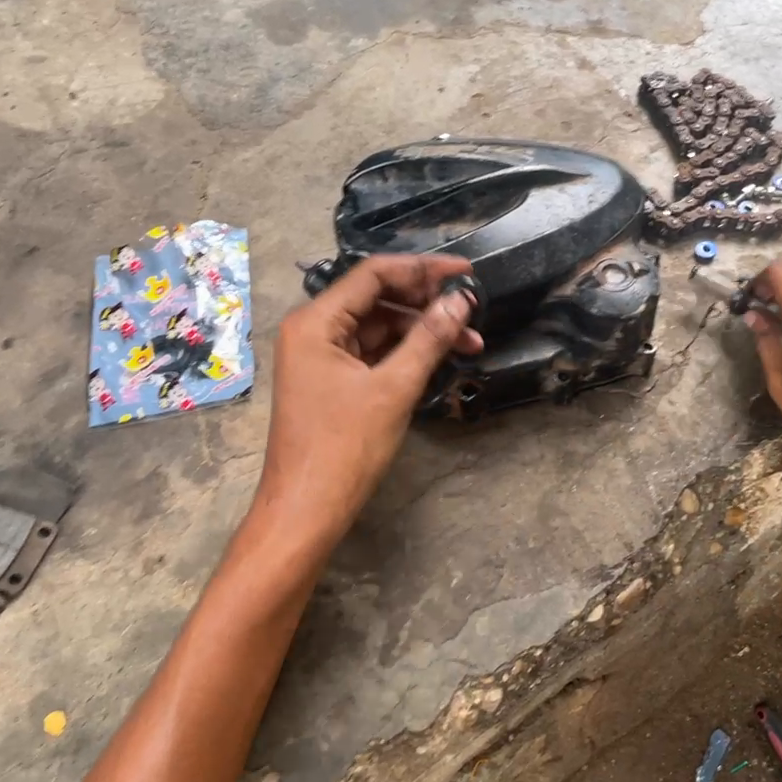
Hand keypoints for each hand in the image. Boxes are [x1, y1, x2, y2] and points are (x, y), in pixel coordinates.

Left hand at [256, 254, 482, 532]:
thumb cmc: (345, 447)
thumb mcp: (394, 389)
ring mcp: (322, 357)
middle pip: (377, 299)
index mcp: (315, 322)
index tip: (467, 272)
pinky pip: (374, 353)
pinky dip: (407, 353)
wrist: (307, 510)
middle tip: (474, 308)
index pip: (374, 275)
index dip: (423, 270)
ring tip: (471, 342)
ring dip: (422, 331)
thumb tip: (461, 300)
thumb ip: (428, 339)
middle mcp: (313, 330)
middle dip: (427, 303)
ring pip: (380, 328)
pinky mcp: (333, 381)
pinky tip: (442, 357)